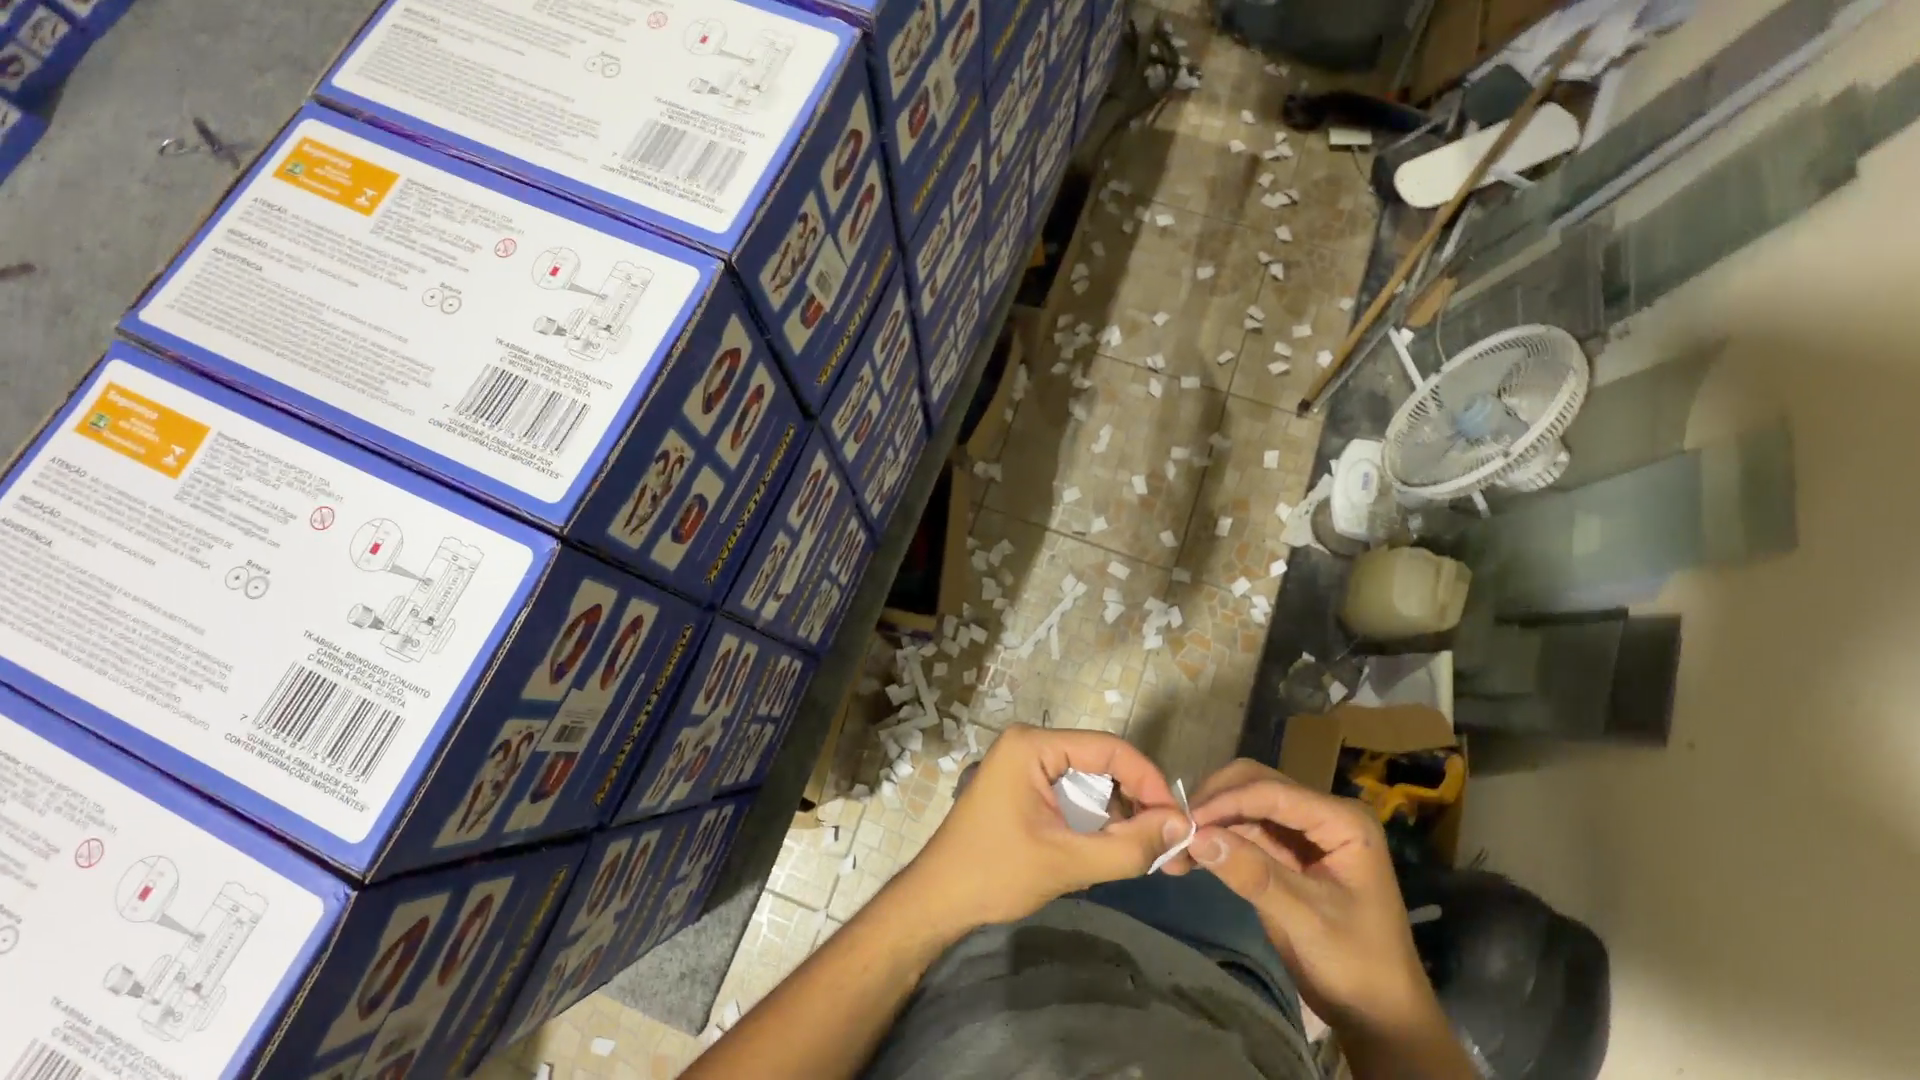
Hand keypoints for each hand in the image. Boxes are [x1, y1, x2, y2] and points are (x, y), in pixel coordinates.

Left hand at [896, 724, 1187, 928]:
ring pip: (1091, 783)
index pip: (1110, 750)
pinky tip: (1110, 851)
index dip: (1149, 783)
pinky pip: (1074, 796)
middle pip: (1102, 765)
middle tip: (1167, 845)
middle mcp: (1030, 745)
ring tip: (1145, 854)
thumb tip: (1183, 827)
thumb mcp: (1066, 862)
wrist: (936, 901)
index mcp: (1033, 746)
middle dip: (1136, 804)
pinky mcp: (1025, 789)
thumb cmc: (993, 873)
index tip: (1178, 823)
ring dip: (1118, 817)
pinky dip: (1096, 823)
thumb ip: (1128, 846)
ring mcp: (1025, 766)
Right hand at [1184, 760, 1435, 1032]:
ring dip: (1210, 820)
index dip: (1225, 800)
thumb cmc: (1357, 964)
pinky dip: (1216, 839)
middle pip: (1256, 785)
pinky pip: (1244, 831)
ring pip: (1244, 805)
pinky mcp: (1285, 854)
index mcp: (1342, 821)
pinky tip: (1190, 856)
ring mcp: (1303, 833)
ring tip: (1175, 846)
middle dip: (1214, 802)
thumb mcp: (1307, 920)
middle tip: (1175, 829)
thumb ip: (1254, 874)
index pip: (1272, 791)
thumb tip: (1196, 836)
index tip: (1183, 821)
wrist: (1378, 1014)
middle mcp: (1322, 815)